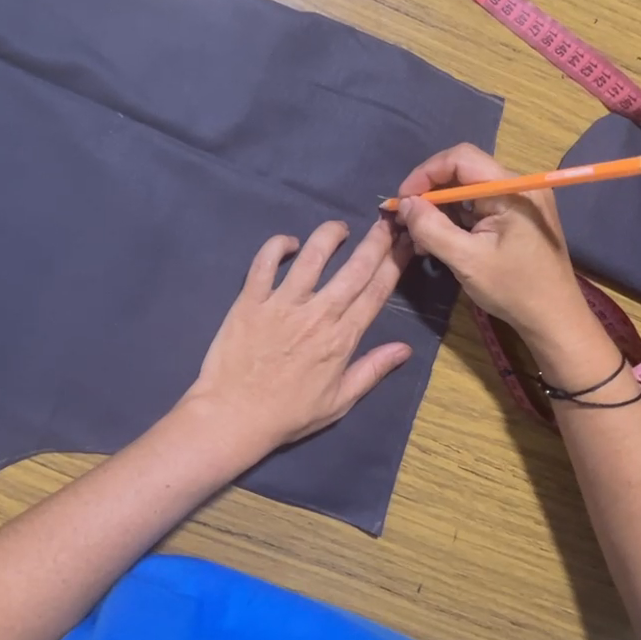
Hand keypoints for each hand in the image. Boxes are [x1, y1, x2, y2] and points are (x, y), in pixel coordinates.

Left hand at [182, 219, 414, 455]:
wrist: (233, 416)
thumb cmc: (288, 415)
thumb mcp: (339, 402)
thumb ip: (372, 370)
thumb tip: (404, 348)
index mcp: (342, 339)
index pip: (377, 291)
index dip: (395, 263)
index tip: (407, 243)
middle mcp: (317, 314)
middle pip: (354, 268)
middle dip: (375, 241)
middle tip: (386, 223)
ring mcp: (282, 304)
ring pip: (313, 256)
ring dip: (329, 235)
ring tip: (339, 228)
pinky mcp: (250, 300)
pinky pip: (265, 262)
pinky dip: (278, 245)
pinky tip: (289, 243)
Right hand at [393, 144, 590, 349]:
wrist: (553, 319)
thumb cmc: (514, 289)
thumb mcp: (466, 259)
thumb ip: (431, 228)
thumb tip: (403, 205)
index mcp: (512, 190)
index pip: (460, 159)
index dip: (425, 174)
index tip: (402, 201)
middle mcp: (518, 186)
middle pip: (462, 172)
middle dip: (429, 194)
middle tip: (405, 220)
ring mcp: (518, 201)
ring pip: (466, 191)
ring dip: (438, 210)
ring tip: (419, 237)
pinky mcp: (514, 217)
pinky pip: (476, 207)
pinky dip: (453, 220)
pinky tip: (437, 241)